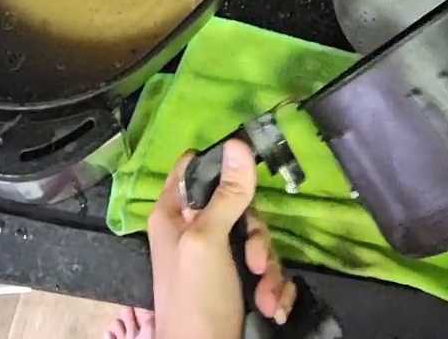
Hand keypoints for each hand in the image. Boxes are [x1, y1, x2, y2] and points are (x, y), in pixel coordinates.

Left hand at [147, 140, 297, 338]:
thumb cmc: (196, 300)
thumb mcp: (209, 241)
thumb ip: (227, 194)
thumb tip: (239, 142)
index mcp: (174, 215)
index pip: (194, 167)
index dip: (221, 165)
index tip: (246, 174)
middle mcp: (195, 231)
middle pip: (238, 204)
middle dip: (256, 235)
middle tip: (255, 260)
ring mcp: (217, 259)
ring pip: (256, 237)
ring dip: (268, 267)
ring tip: (265, 296)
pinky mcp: (238, 283)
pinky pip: (265, 267)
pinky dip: (273, 286)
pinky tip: (272, 306)